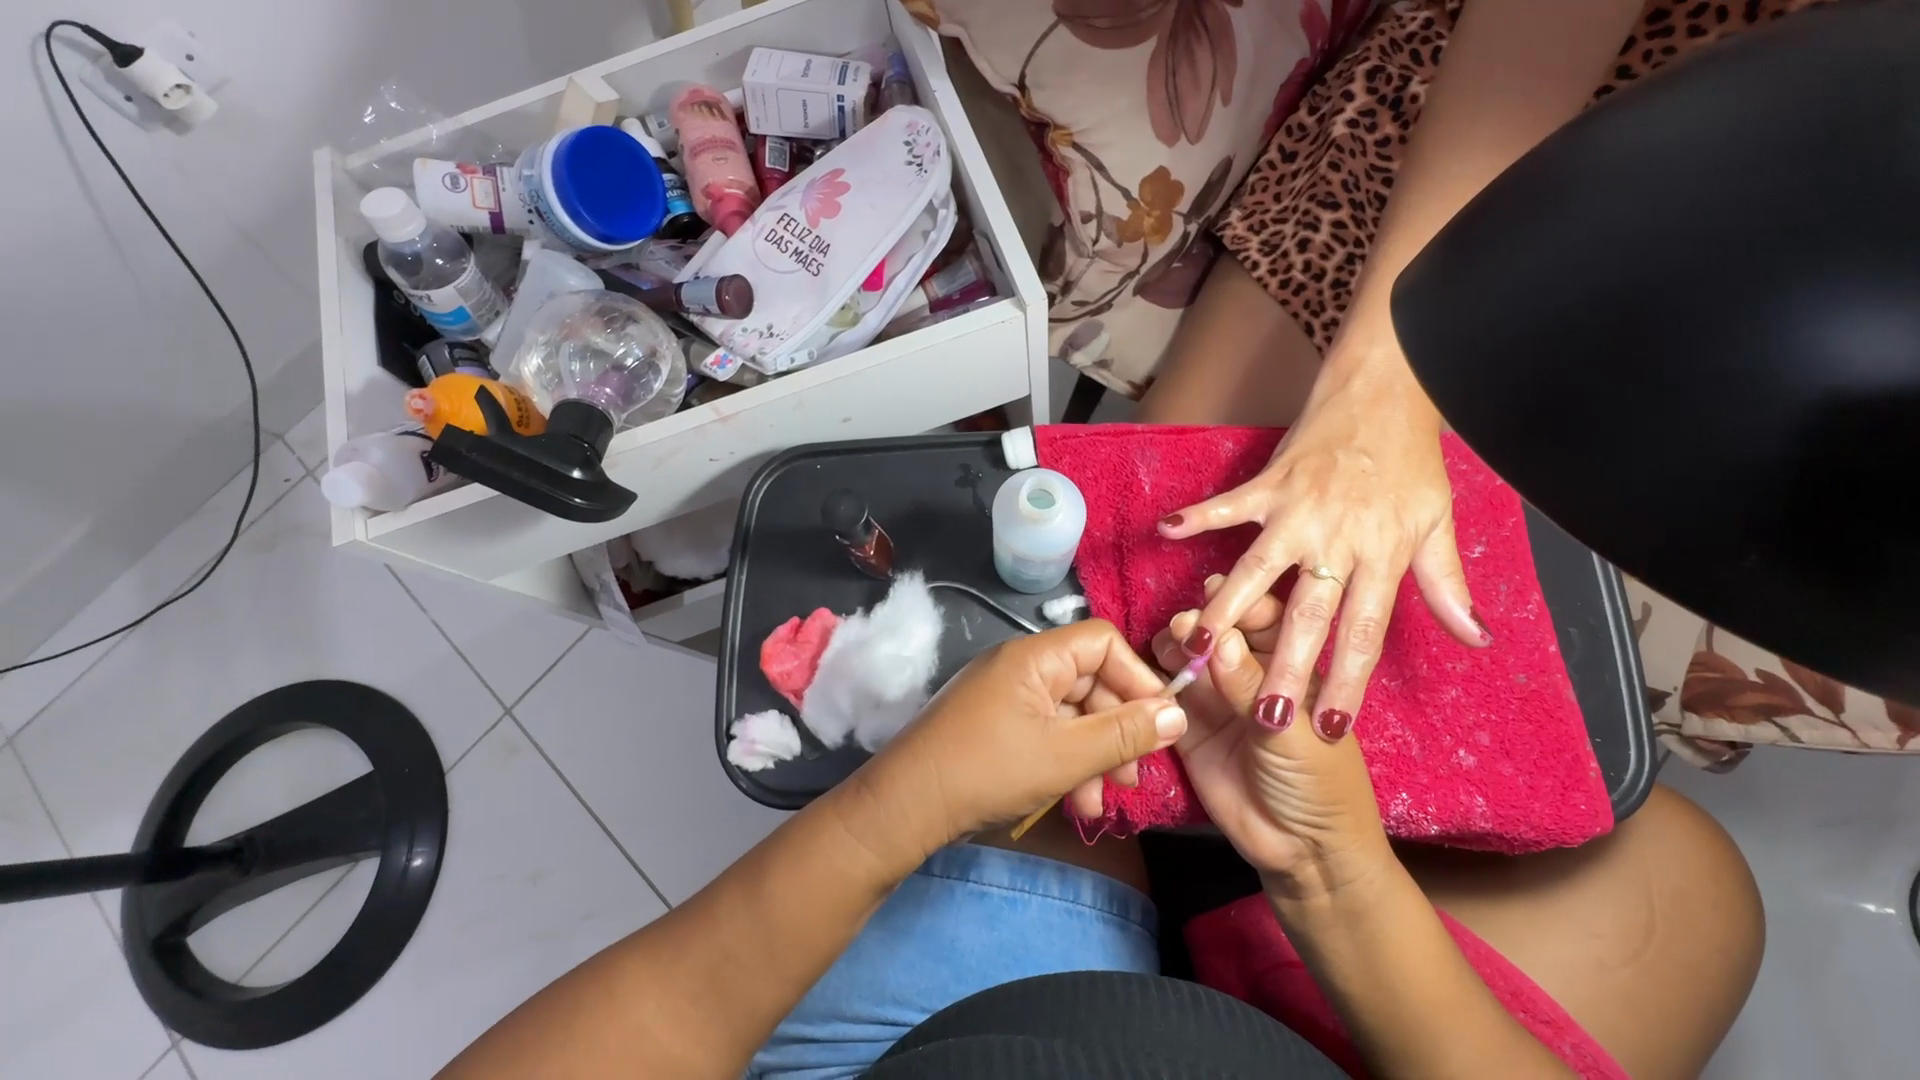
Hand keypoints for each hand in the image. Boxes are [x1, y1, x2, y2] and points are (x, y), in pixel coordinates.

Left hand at [857, 620, 1187, 850]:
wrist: (906, 805)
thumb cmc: (988, 770)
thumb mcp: (1065, 755)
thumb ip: (1124, 734)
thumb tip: (1177, 714)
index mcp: (1035, 657)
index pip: (1103, 643)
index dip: (1137, 678)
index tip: (1160, 722)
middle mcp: (1021, 667)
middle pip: (1091, 682)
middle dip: (1117, 730)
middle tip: (1134, 777)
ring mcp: (1006, 697)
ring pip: (1071, 715)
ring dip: (1095, 756)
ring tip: (1103, 802)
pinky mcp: (996, 726)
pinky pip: (1046, 733)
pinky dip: (1066, 763)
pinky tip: (1076, 804)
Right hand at [1151, 577, 1394, 899]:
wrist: (1302, 852)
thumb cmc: (1321, 784)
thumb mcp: (1292, 731)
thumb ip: (1252, 687)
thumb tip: (1221, 638)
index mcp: (1290, 664)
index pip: (1263, 619)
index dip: (1241, 604)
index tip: (1218, 593)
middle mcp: (1249, 673)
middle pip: (1218, 631)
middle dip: (1201, 621)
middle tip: (1185, 625)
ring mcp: (1215, 698)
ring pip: (1186, 657)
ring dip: (1174, 647)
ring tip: (1168, 649)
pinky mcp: (1187, 726)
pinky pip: (1163, 695)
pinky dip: (1151, 682)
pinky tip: (1145, 677)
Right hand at [1158, 362, 1487, 735]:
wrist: (1386, 392)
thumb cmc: (1409, 461)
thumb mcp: (1438, 522)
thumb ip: (1447, 585)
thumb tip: (1475, 640)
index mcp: (1382, 554)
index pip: (1365, 631)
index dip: (1348, 682)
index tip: (1329, 727)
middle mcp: (1338, 538)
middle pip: (1309, 613)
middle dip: (1286, 667)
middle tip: (1265, 715)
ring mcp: (1298, 510)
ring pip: (1258, 568)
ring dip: (1227, 607)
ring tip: (1198, 643)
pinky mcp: (1269, 483)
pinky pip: (1229, 504)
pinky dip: (1198, 515)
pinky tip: (1166, 531)